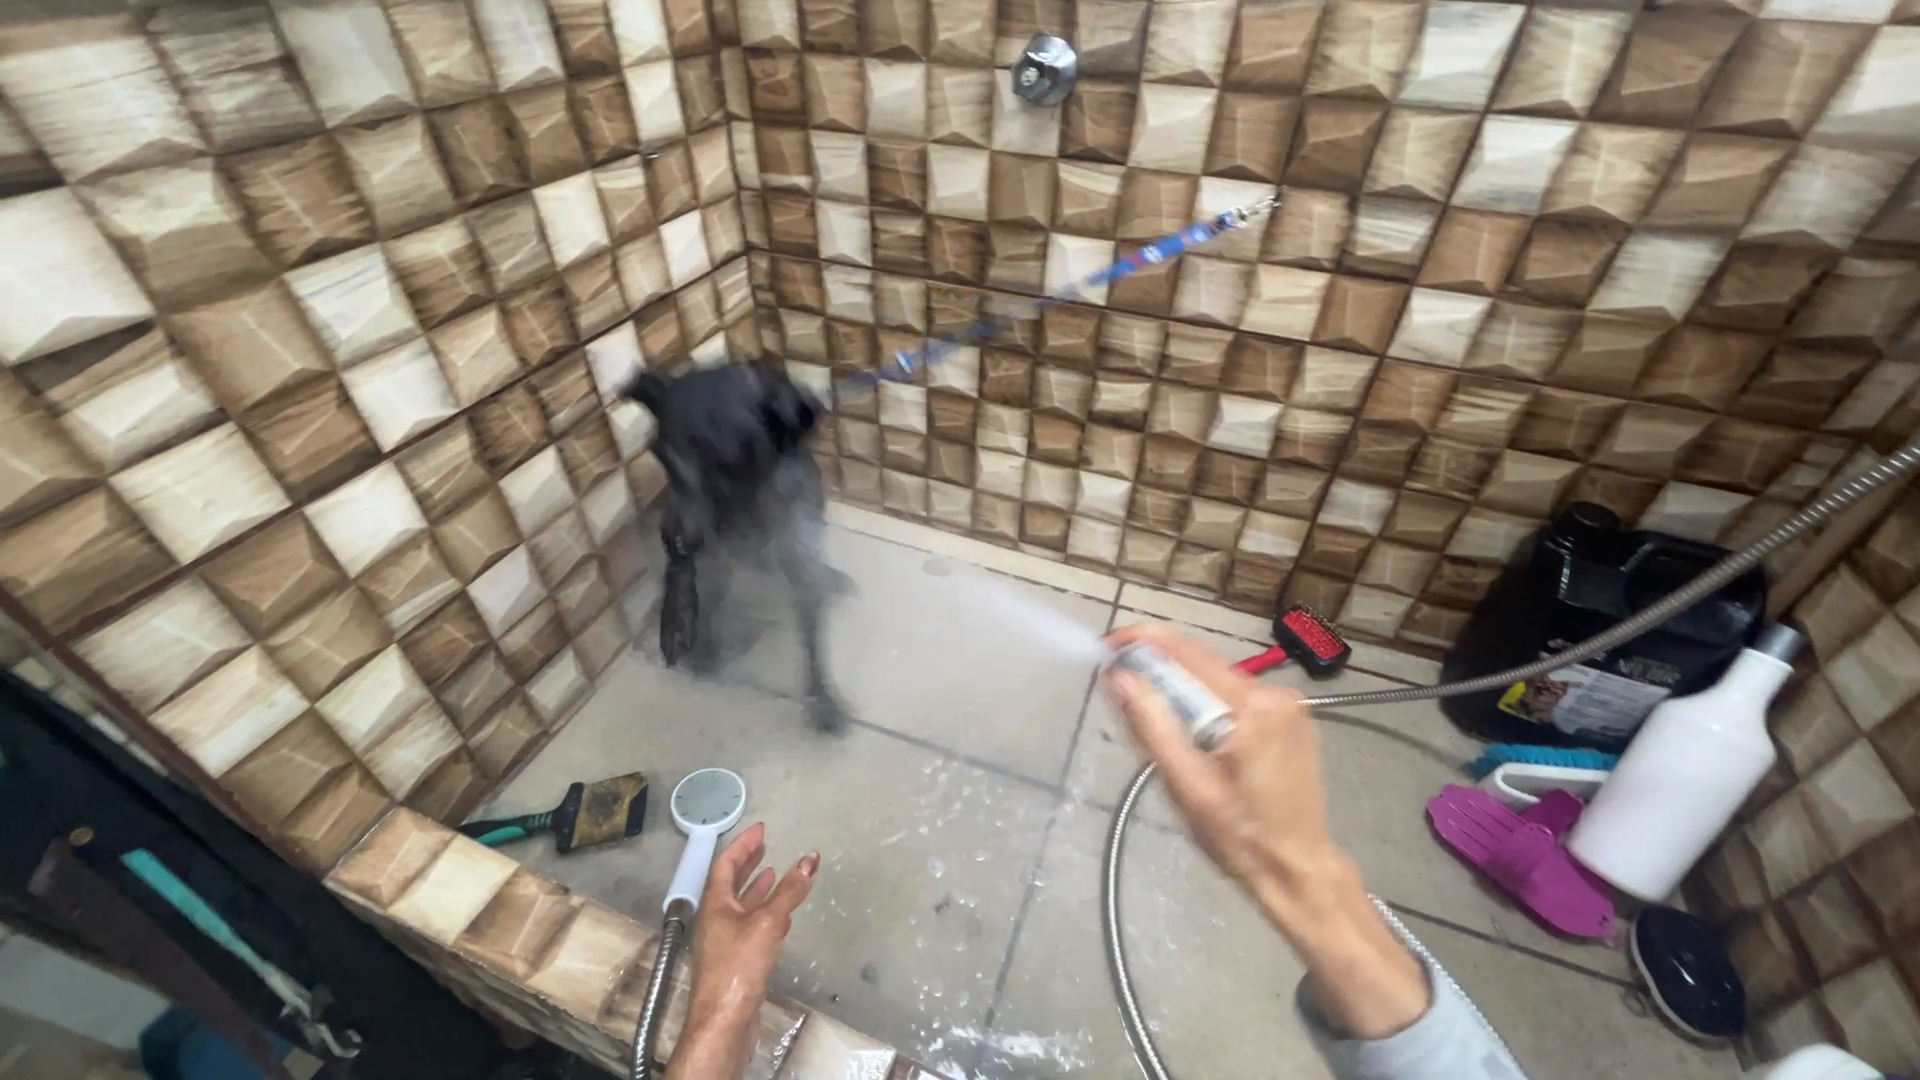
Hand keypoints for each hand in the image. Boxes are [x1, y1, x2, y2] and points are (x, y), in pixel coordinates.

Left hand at [687, 823, 817, 1021]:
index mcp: (715, 904)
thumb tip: (811, 858)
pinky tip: (781, 916)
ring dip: (757, 889)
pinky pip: (749, 927)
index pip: (726, 864)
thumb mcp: (769, 921)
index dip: (743, 845)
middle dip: (748, 863)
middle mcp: (715, 920)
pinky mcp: (734, 962)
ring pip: (740, 907)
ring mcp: (723, 942)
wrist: (723, 1023)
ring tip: (775, 874)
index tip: (761, 829)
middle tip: (765, 845)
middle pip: (730, 884)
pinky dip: (764, 914)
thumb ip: (791, 890)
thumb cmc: (739, 965)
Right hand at [1103, 623, 1339, 908]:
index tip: (1108, 644)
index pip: (1189, 653)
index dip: (1144, 641)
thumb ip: (1151, 725)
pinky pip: (1235, 698)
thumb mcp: (1186, 784)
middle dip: (1159, 671)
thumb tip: (1119, 677)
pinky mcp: (1291, 720)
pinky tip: (1191, 735)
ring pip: (1217, 682)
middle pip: (1203, 666)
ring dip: (1182, 692)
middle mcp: (1276, 694)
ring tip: (1153, 722)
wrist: (1299, 872)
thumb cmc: (1238, 835)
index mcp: (1253, 706)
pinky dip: (1206, 705)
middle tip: (1121, 691)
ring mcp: (1290, 706)